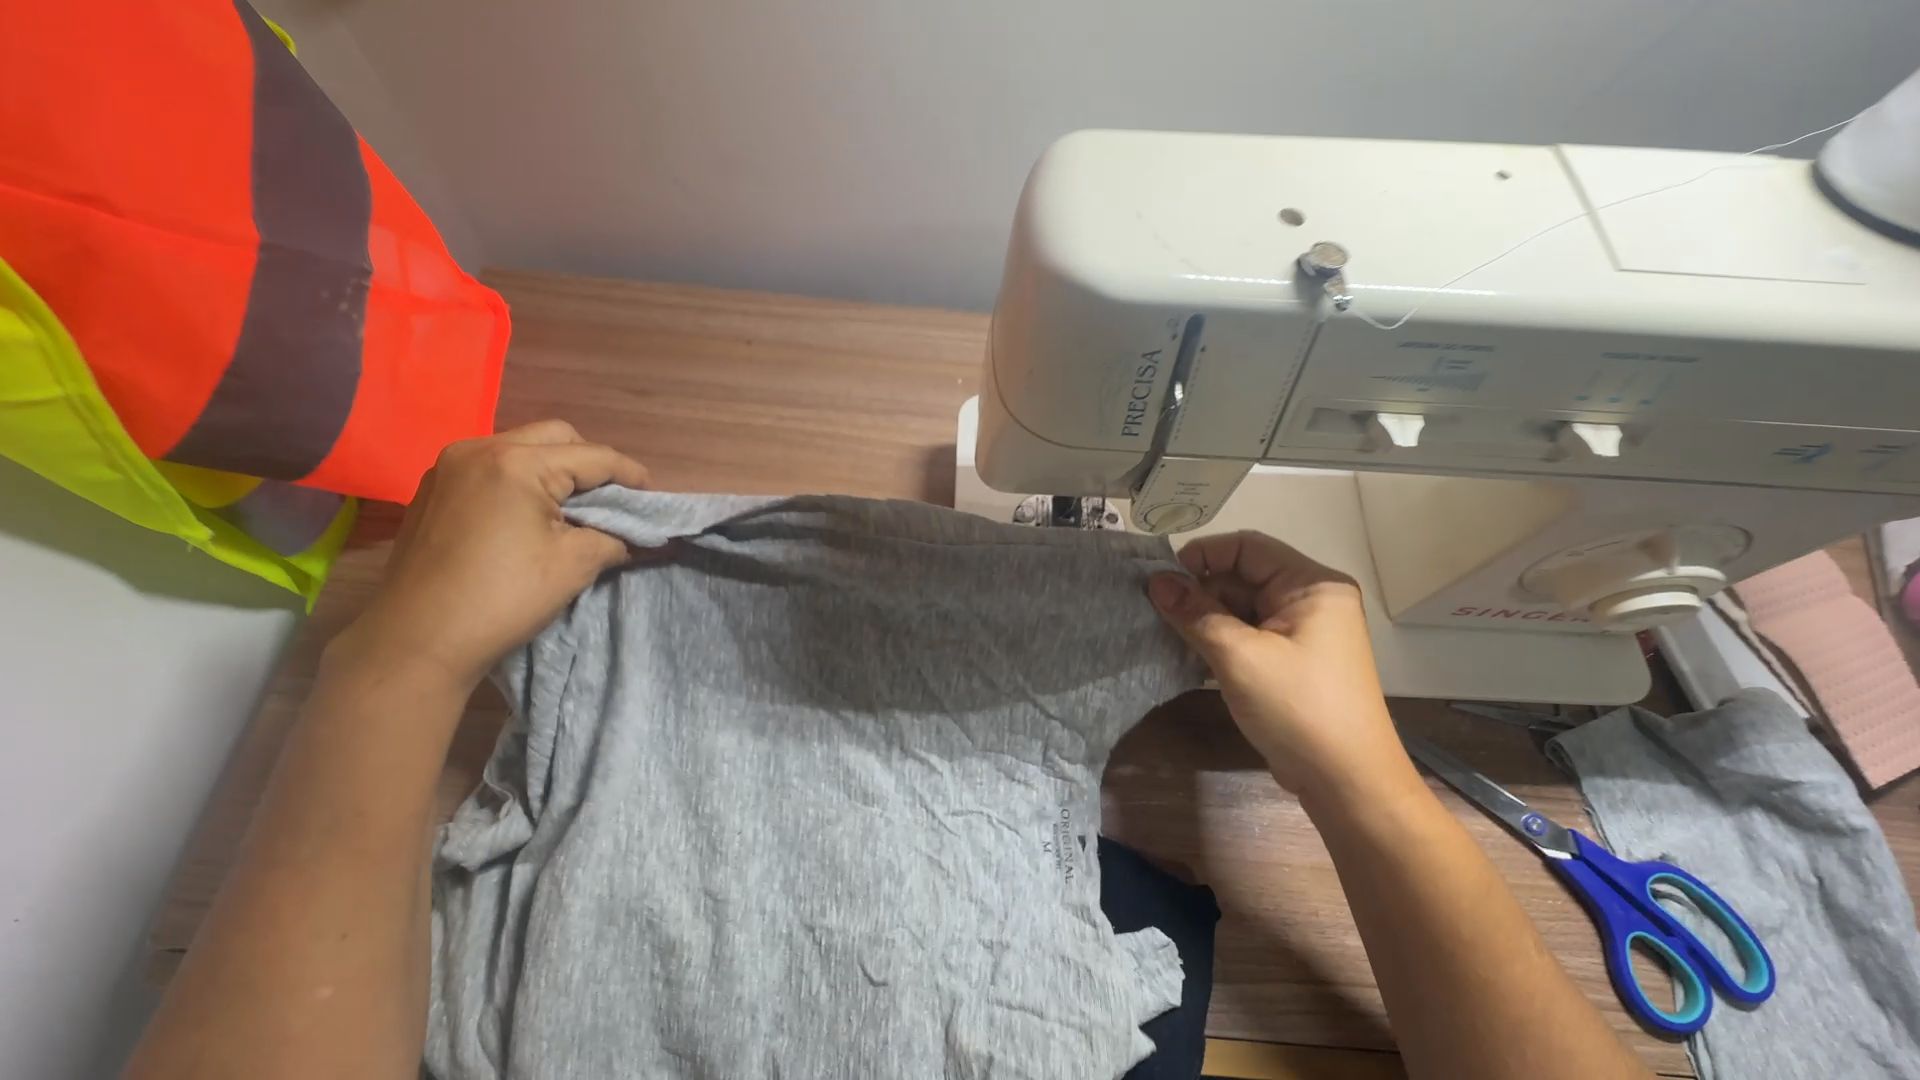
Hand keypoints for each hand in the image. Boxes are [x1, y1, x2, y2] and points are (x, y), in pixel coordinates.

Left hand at [331, 420, 649, 690]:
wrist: (416, 641)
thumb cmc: (502, 600)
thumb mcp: (574, 565)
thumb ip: (613, 537)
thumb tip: (635, 534)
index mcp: (517, 463)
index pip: (593, 456)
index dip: (631, 475)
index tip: (654, 497)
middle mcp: (479, 449)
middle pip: (557, 438)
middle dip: (592, 464)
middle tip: (613, 501)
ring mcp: (450, 467)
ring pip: (522, 448)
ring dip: (556, 470)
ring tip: (575, 509)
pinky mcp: (434, 489)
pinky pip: (493, 467)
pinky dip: (522, 481)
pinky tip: (532, 516)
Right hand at [1147, 531, 1414, 803]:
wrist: (1346, 782)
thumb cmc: (1298, 708)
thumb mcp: (1239, 656)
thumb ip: (1195, 613)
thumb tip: (1155, 581)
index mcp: (1313, 585)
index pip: (1248, 547)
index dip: (1202, 555)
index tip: (1161, 579)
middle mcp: (1312, 600)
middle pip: (1243, 576)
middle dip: (1200, 590)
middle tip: (1157, 610)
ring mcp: (1303, 632)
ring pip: (1242, 607)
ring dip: (1205, 617)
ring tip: (1167, 631)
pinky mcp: (1292, 661)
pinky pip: (1248, 635)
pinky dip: (1219, 639)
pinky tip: (1188, 652)